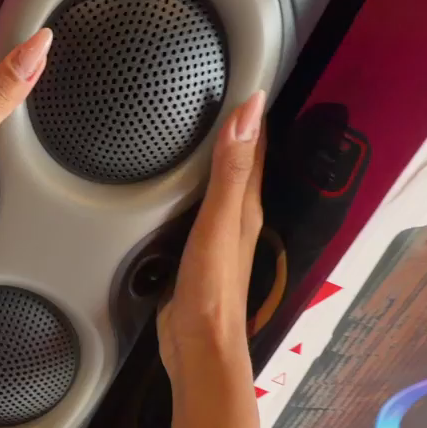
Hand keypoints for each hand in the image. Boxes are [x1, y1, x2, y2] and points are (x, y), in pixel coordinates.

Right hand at [158, 90, 267, 427]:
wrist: (198, 346)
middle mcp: (236, 222)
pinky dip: (186, 197)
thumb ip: (230, 171)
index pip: (254, 151)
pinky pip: (192, 217)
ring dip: (210, 165)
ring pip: (215, 193)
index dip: (251, 117)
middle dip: (232, 135)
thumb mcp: (219, 224)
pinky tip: (172, 194)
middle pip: (237, 169)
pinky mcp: (194, 261)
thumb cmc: (211, 288)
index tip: (241, 80)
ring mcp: (215, 243)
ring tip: (192, 136)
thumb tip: (250, 110)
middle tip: (214, 98)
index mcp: (247, 209)